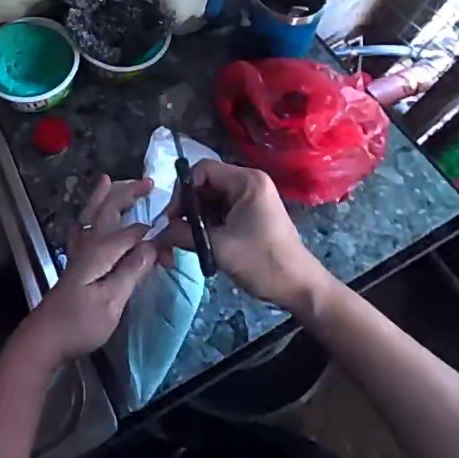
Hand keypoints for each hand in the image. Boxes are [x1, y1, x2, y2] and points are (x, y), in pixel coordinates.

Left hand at [16, 175, 158, 365]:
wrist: (44, 341)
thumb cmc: (79, 324)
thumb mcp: (111, 302)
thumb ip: (131, 271)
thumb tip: (152, 245)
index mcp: (100, 251)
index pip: (132, 232)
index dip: (154, 233)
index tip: (173, 241)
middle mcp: (89, 245)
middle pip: (109, 211)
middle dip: (128, 194)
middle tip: (148, 182)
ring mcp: (79, 253)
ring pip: (92, 215)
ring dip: (104, 197)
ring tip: (108, 180)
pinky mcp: (75, 264)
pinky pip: (83, 228)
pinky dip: (87, 216)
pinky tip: (86, 215)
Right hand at [161, 160, 331, 312]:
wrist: (300, 288)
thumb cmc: (263, 262)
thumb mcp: (219, 248)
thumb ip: (185, 234)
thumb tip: (158, 234)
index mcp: (247, 180)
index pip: (203, 169)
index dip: (183, 190)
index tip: (174, 216)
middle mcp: (249, 182)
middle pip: (206, 183)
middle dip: (189, 206)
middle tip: (176, 230)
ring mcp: (252, 198)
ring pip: (212, 198)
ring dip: (198, 217)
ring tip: (187, 239)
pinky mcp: (252, 213)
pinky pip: (222, 210)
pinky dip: (209, 223)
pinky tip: (203, 241)